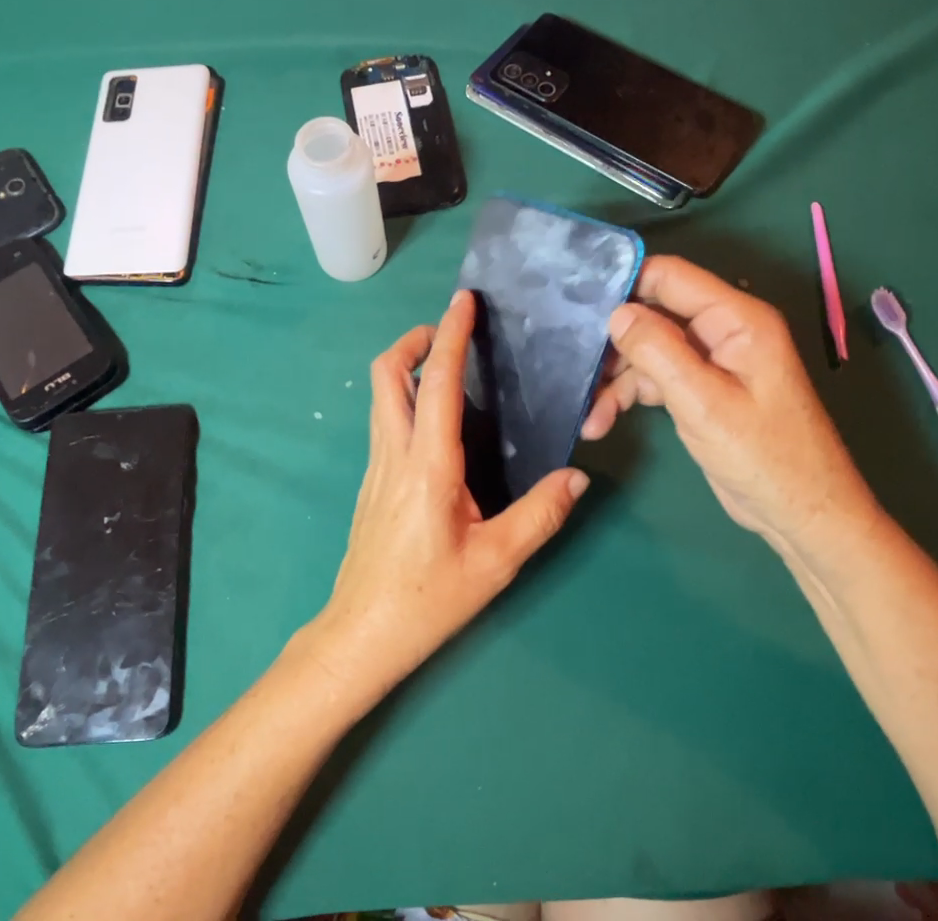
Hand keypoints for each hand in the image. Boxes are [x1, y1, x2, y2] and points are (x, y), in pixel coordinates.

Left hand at [304, 290, 589, 699]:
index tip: (463, 301)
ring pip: (381, 398)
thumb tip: (576, 477)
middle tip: (450, 333)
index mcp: (428, 466)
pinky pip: (386, 424)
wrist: (361, 634)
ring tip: (449, 369)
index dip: (451, 337)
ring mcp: (376, 469)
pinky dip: (406, 400)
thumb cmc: (428, 599)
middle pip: (387, 375)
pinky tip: (438, 424)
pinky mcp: (371, 485)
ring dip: (407, 368)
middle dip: (414, 341)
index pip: (438, 384)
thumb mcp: (496, 562)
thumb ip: (539, 515)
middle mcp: (394, 455)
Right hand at [580, 255, 879, 559]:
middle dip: (613, 342)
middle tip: (572, 368)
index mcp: (735, 320)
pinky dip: (627, 397)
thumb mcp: (704, 402)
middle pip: (653, 315)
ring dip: (614, 380)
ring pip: (647, 352)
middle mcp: (722, 332)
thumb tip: (616, 313)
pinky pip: (655, 379)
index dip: (624, 283)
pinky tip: (601, 422)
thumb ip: (658, 352)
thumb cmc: (763, 455)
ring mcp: (710, 363)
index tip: (575, 303)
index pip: (670, 277)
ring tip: (588, 415)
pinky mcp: (700, 392)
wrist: (799, 514)